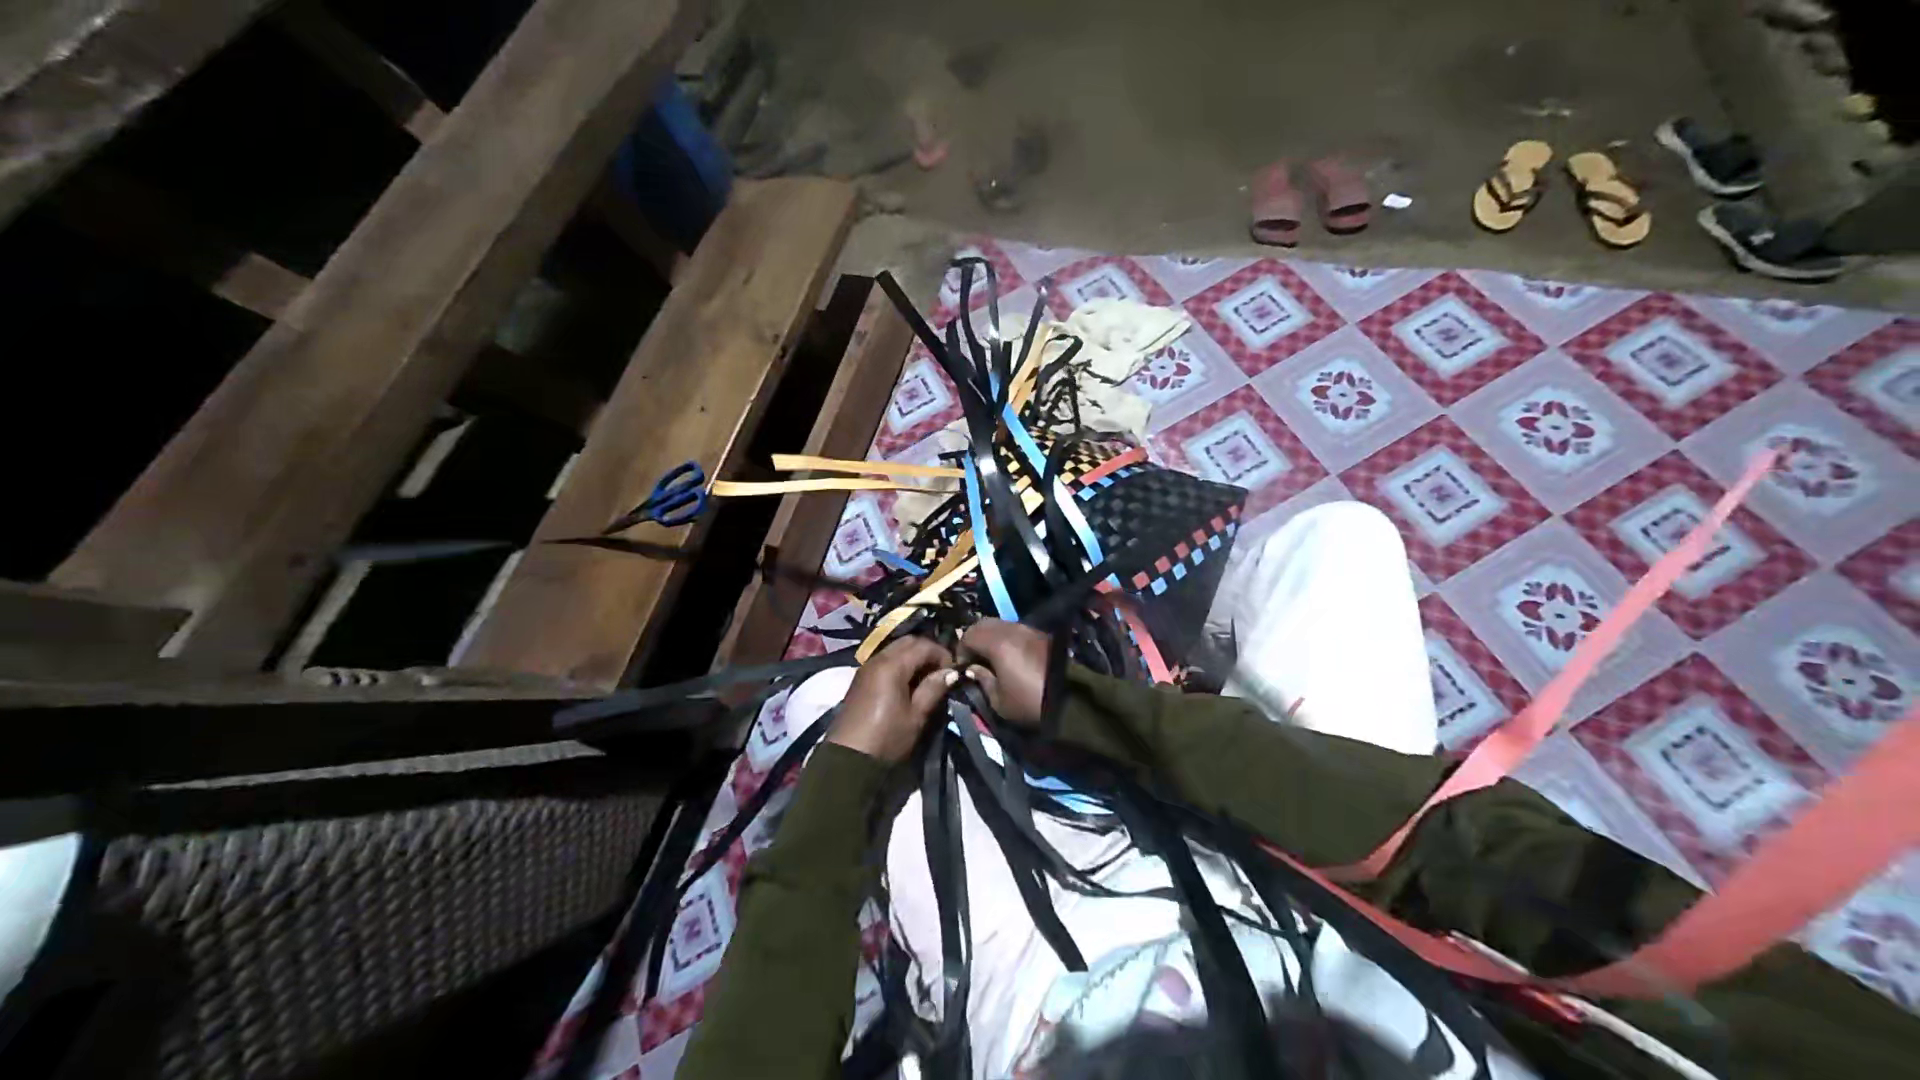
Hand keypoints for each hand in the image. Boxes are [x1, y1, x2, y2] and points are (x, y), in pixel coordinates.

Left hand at [827, 637, 956, 762]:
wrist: (848, 759)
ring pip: (895, 649)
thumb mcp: (916, 716)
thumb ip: (933, 689)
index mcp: (892, 665)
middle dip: (928, 651)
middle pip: (908, 642)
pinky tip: (908, 684)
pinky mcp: (861, 679)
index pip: (923, 645)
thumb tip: (951, 672)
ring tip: (926, 679)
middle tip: (941, 672)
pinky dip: (900, 664)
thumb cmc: (886, 738)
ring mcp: (866, 667)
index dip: (942, 654)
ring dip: (913, 657)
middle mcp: (877, 659)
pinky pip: (885, 660)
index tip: (953, 672)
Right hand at [958, 618, 1049, 726]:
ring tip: (993, 659)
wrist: (1076, 698)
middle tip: (975, 661)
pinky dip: (1006, 639)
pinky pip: (1016, 630)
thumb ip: (982, 680)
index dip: (961, 651)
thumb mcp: (1000, 702)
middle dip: (974, 640)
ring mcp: (1029, 629)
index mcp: (998, 643)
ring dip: (991, 638)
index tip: (964, 668)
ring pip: (1000, 625)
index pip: (968, 635)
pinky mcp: (1042, 634)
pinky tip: (1011, 658)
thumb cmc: (1032, 702)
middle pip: (983, 624)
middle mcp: (1012, 629)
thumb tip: (974, 669)